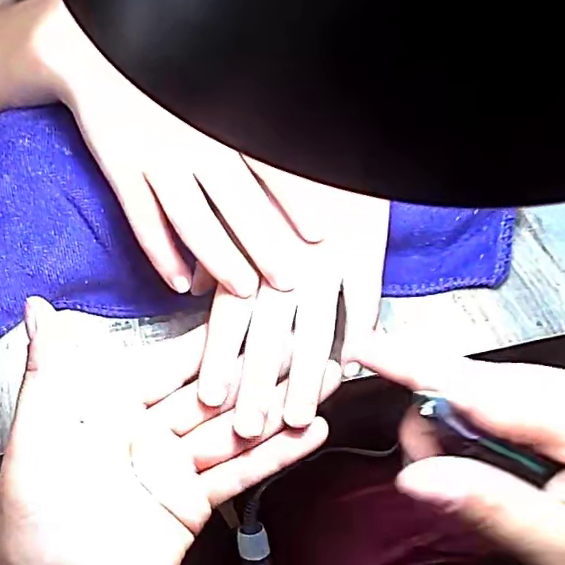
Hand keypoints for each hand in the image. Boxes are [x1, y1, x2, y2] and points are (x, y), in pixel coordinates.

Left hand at [0, 299, 333, 564]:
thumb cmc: (33, 516)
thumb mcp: (35, 436)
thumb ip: (45, 371)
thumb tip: (36, 308)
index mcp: (113, 406)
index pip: (169, 362)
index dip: (212, 338)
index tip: (254, 304)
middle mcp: (149, 430)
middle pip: (212, 391)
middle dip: (260, 364)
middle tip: (308, 334)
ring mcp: (173, 467)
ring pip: (233, 427)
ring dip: (277, 403)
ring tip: (324, 376)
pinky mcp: (191, 504)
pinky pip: (236, 474)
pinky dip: (273, 455)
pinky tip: (306, 432)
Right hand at [34, 0, 309, 297]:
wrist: (94, 49)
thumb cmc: (161, 66)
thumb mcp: (212, 77)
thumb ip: (244, 109)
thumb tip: (289, 139)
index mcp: (221, 117)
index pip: (268, 166)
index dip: (296, 203)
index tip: (319, 236)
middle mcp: (194, 141)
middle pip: (236, 204)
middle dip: (265, 245)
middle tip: (289, 281)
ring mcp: (154, 158)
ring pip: (191, 220)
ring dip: (218, 259)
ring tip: (242, 288)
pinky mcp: (121, 169)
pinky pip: (142, 221)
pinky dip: (160, 254)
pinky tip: (178, 282)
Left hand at [198, 184, 388, 436]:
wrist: (327, 136)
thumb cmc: (272, 170)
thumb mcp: (230, 203)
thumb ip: (215, 251)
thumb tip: (196, 286)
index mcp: (245, 252)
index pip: (227, 318)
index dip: (220, 360)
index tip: (212, 397)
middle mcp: (283, 262)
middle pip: (267, 335)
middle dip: (257, 386)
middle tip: (249, 427)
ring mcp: (328, 258)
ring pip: (315, 329)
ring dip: (305, 377)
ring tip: (296, 416)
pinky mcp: (368, 249)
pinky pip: (365, 300)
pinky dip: (359, 335)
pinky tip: (348, 370)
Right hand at [343, 332, 564, 564]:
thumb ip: (489, 507)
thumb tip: (413, 476)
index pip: (482, 386)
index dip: (413, 366)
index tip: (358, 345)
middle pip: (481, 383)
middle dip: (437, 421)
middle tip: (433, 478)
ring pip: (491, 392)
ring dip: (458, 430)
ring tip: (470, 483)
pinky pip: (513, 406)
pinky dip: (484, 433)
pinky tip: (495, 468)